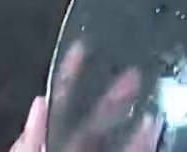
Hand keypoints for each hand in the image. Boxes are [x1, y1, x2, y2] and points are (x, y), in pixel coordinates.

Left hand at [8, 41, 161, 151]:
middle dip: (113, 92)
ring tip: (152, 94)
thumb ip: (31, 139)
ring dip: (134, 116)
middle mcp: (70, 147)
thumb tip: (38, 102)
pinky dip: (143, 140)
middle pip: (93, 118)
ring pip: (115, 136)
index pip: (60, 105)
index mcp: (47, 144)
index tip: (84, 44)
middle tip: (135, 70)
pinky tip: (155, 127)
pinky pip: (128, 151)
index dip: (71, 74)